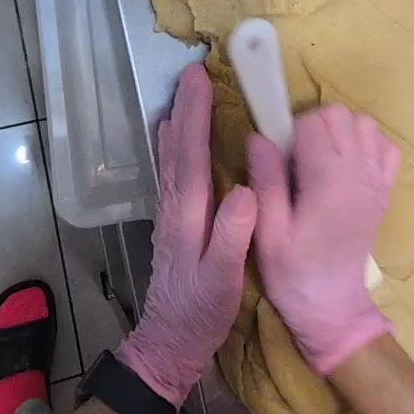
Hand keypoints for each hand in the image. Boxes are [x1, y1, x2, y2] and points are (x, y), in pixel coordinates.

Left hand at [115, 63, 257, 404]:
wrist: (169, 342)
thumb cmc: (201, 313)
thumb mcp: (222, 281)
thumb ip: (232, 236)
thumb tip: (245, 190)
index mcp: (187, 214)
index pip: (190, 154)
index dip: (195, 115)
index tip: (199, 79)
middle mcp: (174, 205)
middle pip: (176, 146)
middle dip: (185, 107)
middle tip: (192, 71)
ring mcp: (170, 212)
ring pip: (170, 156)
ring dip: (177, 120)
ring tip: (183, 92)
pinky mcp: (174, 220)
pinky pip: (172, 169)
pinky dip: (173, 145)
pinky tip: (174, 137)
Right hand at [246, 104, 399, 374]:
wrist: (332, 305)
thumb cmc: (293, 271)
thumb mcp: (267, 232)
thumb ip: (266, 181)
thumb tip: (258, 136)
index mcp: (327, 181)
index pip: (311, 122)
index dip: (289, 132)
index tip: (280, 160)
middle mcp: (358, 173)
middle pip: (339, 114)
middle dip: (313, 124)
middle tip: (297, 156)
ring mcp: (376, 180)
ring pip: (364, 123)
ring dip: (340, 130)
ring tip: (320, 157)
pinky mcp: (385, 189)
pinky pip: (386, 145)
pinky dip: (366, 142)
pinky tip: (346, 163)